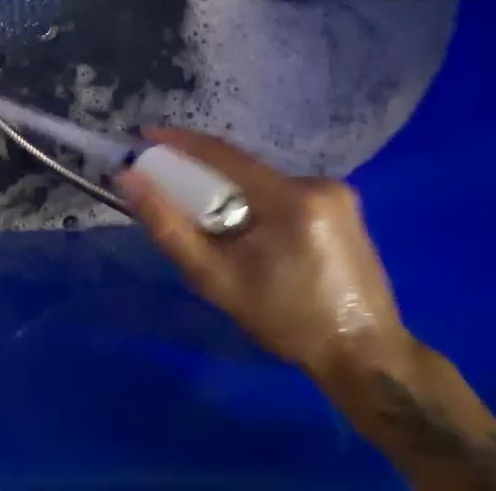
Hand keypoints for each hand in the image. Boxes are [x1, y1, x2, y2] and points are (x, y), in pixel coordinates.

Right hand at [117, 127, 407, 378]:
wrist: (368, 358)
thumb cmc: (287, 320)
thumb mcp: (215, 277)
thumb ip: (167, 225)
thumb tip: (128, 177)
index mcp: (291, 199)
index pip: (222, 152)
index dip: (177, 141)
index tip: (141, 137)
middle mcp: (318, 184)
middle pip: (241, 168)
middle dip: (203, 176)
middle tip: (173, 197)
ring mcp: (338, 195)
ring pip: (261, 180)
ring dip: (231, 193)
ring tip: (212, 226)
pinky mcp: (345, 208)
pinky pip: (282, 191)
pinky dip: (255, 203)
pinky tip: (250, 235)